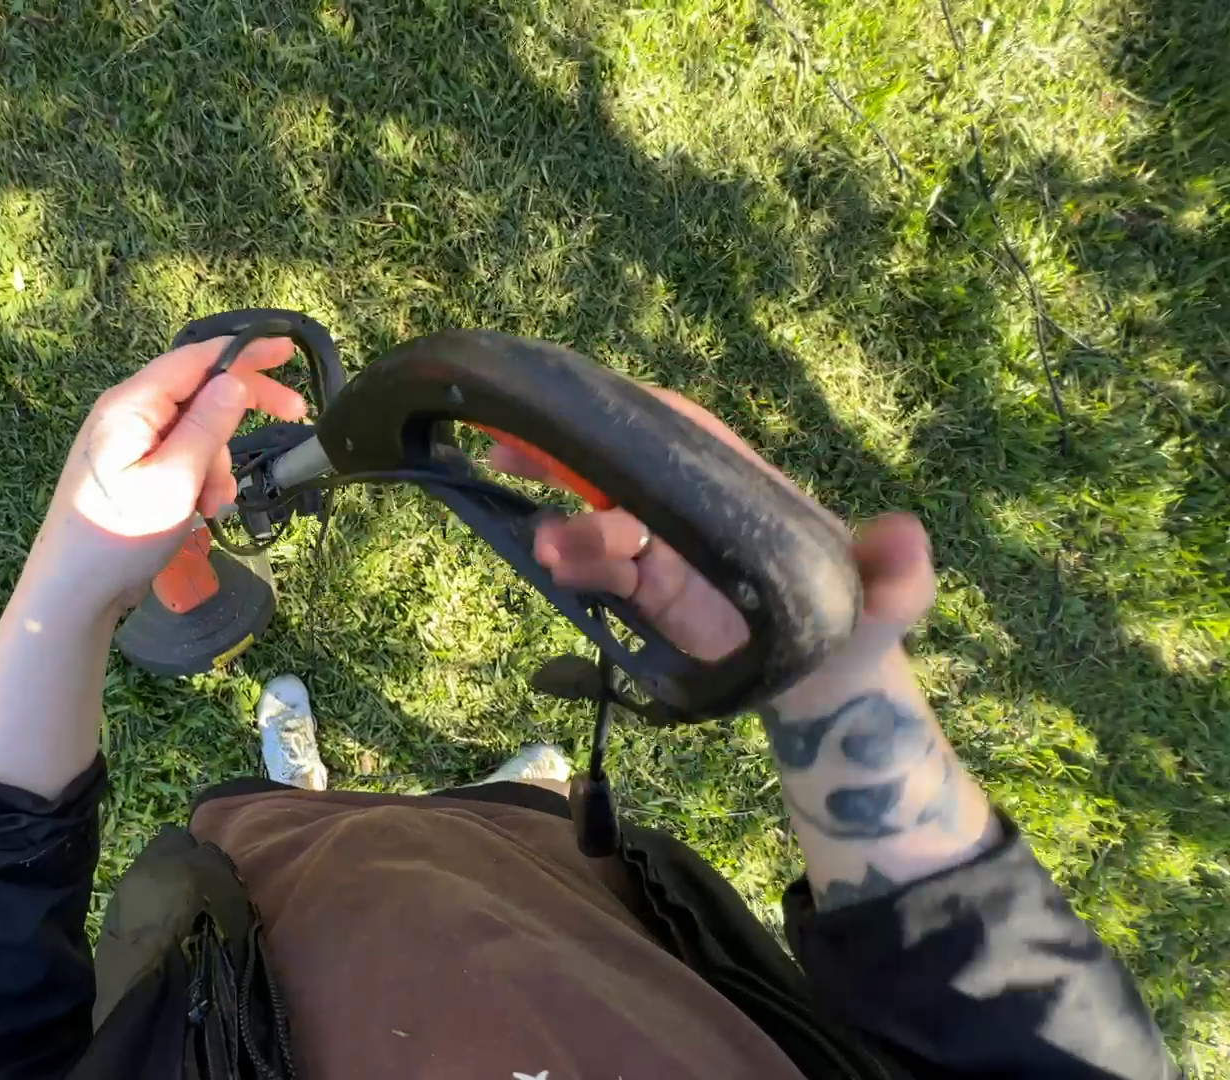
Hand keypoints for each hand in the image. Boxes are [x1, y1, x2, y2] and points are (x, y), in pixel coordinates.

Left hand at [20, 335, 307, 614]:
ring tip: (213, 503)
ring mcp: (130, 441)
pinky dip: (201, 476)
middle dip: (242, 410)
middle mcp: (129, 412)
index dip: (244, 352)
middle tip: (295, 415)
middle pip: (199, 390)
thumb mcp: (174, 480)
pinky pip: (181, 455)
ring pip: (196, 429)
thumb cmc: (121, 536)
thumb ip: (207, 427)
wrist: (74, 589)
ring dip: (217, 461)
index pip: (196, 359)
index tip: (287, 350)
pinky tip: (203, 507)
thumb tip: (234, 381)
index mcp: (133, 404)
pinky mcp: (135, 467)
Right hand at [486, 385, 936, 678]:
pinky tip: (554, 568)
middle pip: (614, 469)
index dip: (634, 414)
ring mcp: (657, 550)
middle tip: (510, 448)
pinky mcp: (640, 591)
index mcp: (734, 486)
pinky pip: (597, 572)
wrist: (818, 683)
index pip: (680, 433)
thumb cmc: (855, 623)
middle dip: (561, 455)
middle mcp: (685, 509)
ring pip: (595, 523)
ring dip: (565, 528)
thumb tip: (904, 534)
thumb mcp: (890, 598)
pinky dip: (574, 567)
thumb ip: (899, 573)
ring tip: (544, 544)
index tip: (586, 405)